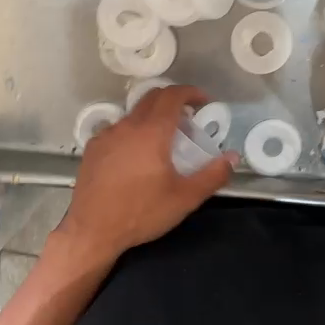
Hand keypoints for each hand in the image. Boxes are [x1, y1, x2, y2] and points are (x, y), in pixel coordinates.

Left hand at [54, 84, 236, 263]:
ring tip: (164, 141)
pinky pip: (117, 131)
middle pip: (152, 98)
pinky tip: (136, 157)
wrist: (92, 231)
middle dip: (173, 101)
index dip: (191, 92)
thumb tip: (232, 158)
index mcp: (152, 132)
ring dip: (152, 118)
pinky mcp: (92, 150)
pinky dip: (133, 133)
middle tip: (188, 119)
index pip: (172, 96)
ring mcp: (105, 137)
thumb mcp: (184, 198)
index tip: (203, 101)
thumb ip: (212, 175)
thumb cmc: (141, 213)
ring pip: (133, 115)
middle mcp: (127, 126)